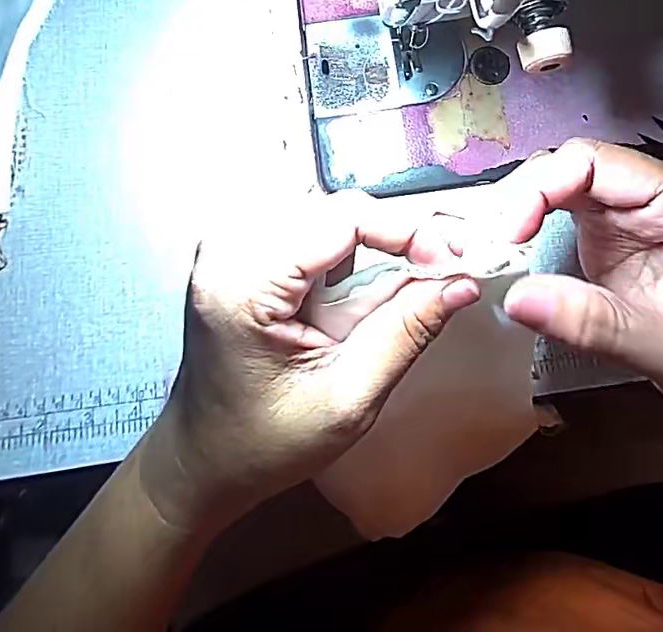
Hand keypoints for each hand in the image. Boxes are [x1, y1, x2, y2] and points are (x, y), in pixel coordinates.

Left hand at [139, 191, 480, 533]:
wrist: (203, 454)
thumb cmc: (263, 442)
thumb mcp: (347, 401)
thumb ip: (405, 333)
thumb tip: (459, 284)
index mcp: (243, 284)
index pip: (339, 218)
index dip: (404, 231)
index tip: (450, 261)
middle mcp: (226, 248)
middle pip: (332, 207)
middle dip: (393, 234)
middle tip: (440, 269)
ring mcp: (226, 243)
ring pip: (322, 210)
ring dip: (369, 240)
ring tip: (402, 281)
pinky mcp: (235, 248)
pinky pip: (303, 224)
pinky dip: (342, 246)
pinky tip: (352, 284)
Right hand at [481, 139, 662, 450]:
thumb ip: (597, 322)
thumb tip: (516, 298)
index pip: (593, 162)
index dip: (542, 186)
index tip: (511, 231)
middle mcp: (654, 199)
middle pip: (567, 168)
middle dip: (522, 197)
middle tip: (490, 243)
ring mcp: (629, 221)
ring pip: (555, 190)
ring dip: (518, 212)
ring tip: (490, 247)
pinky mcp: (610, 246)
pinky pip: (554, 220)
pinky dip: (525, 232)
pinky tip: (508, 253)